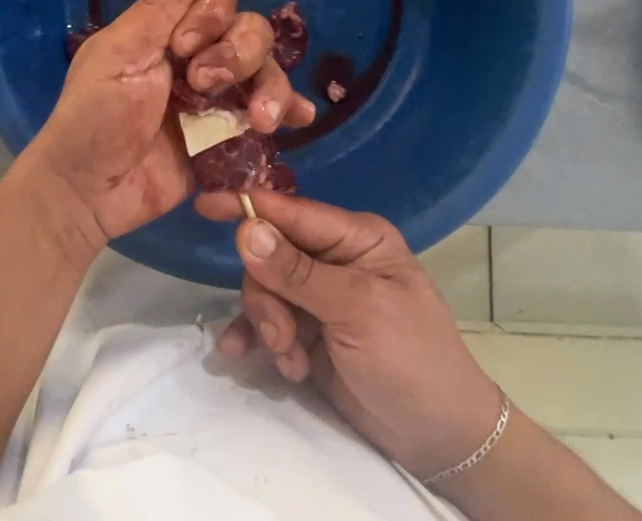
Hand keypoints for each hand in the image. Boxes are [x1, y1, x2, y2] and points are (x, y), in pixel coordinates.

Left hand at [30, 0, 316, 240]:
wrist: (90, 192)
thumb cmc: (93, 117)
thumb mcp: (121, 54)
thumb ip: (160, 2)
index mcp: (166, 29)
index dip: (210, 15)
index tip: (182, 46)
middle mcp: (197, 55)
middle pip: (249, 28)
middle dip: (237, 53)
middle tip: (202, 84)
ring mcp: (217, 96)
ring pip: (266, 68)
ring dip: (268, 86)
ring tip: (256, 120)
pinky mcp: (228, 134)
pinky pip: (269, 112)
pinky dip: (290, 110)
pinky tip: (300, 118)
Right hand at [197, 189, 502, 478]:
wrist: (438, 437)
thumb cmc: (410, 358)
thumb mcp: (356, 310)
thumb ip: (297, 272)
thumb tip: (246, 229)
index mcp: (356, 238)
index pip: (291, 212)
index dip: (247, 207)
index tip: (203, 205)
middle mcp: (334, 260)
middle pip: (269, 256)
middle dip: (267, 296)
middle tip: (281, 334)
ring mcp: (320, 298)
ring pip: (264, 292)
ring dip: (268, 326)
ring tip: (288, 359)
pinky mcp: (309, 332)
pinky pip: (267, 323)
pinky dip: (259, 340)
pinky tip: (251, 360)